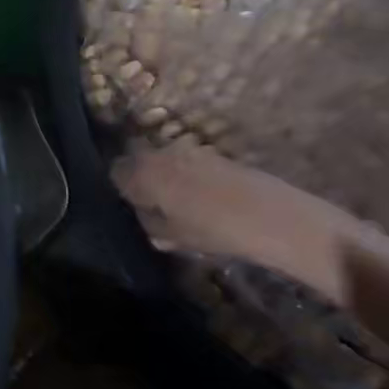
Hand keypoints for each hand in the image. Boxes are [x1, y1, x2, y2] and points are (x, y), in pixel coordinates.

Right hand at [111, 138, 363, 303]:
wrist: (273, 217)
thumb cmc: (213, 230)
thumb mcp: (173, 237)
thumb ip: (151, 224)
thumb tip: (145, 216)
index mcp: (144, 173)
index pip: (115, 171)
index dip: (119, 187)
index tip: (127, 205)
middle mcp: (162, 154)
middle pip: (138, 158)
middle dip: (139, 176)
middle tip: (148, 202)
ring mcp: (191, 151)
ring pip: (164, 158)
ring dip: (164, 174)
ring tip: (176, 201)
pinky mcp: (216, 155)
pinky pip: (188, 161)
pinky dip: (187, 175)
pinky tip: (201, 197)